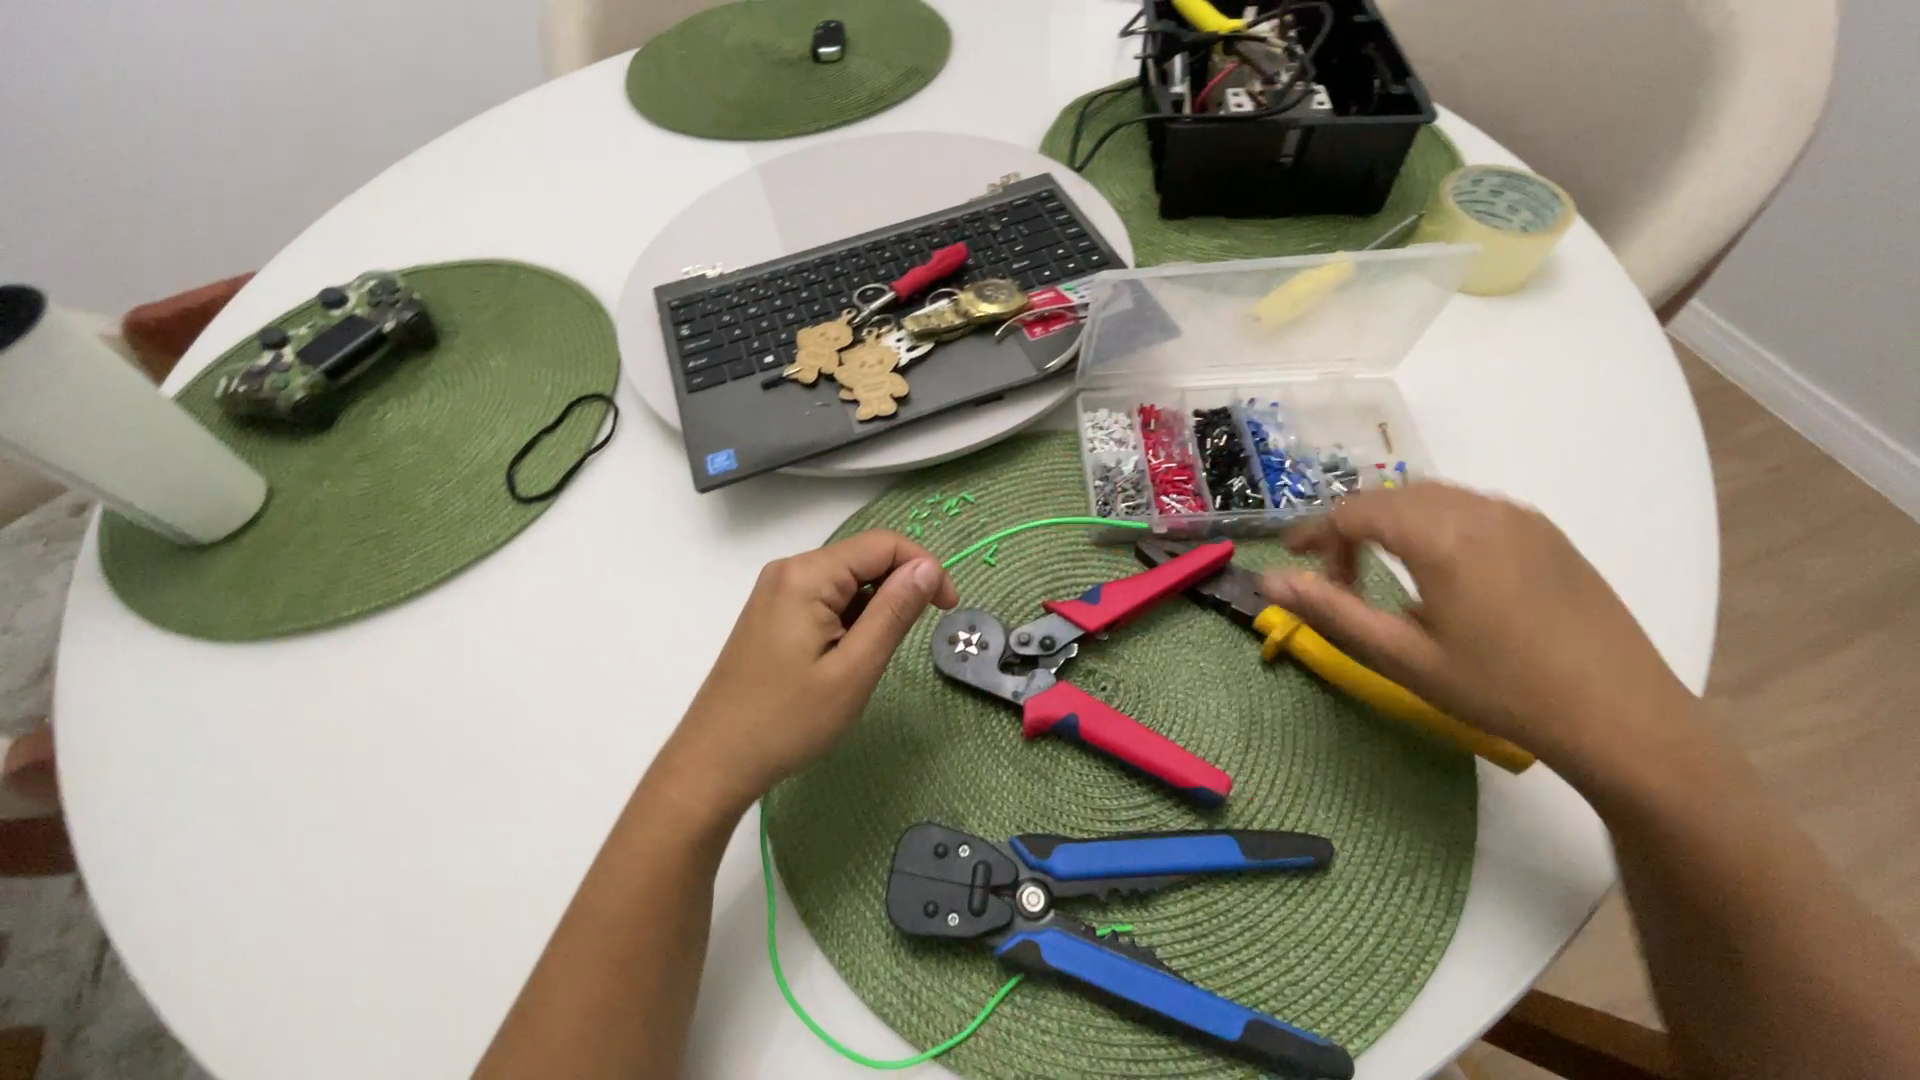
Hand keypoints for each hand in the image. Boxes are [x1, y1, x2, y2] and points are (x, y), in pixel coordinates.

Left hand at [653, 530, 958, 816]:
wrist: (716, 761)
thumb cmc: (788, 720)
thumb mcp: (854, 669)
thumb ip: (894, 612)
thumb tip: (928, 567)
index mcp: (807, 575)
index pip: (883, 544)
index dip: (924, 567)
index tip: (949, 609)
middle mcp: (789, 571)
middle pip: (863, 558)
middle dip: (899, 589)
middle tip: (911, 640)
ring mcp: (776, 592)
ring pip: (846, 581)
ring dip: (874, 608)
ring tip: (869, 659)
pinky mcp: (772, 614)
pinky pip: (825, 599)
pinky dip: (850, 619)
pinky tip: (846, 657)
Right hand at [1262, 484, 1697, 774]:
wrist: (1619, 714)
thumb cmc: (1498, 689)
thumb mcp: (1401, 657)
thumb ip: (1330, 611)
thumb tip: (1268, 581)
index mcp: (1441, 536)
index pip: (1354, 511)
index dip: (1315, 532)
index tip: (1293, 562)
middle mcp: (1479, 509)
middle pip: (1391, 495)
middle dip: (1351, 526)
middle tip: (1335, 576)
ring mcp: (1519, 516)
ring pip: (1432, 497)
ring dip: (1391, 522)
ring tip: (1380, 571)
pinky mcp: (1546, 532)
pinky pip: (1470, 508)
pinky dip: (1433, 523)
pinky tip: (1437, 570)